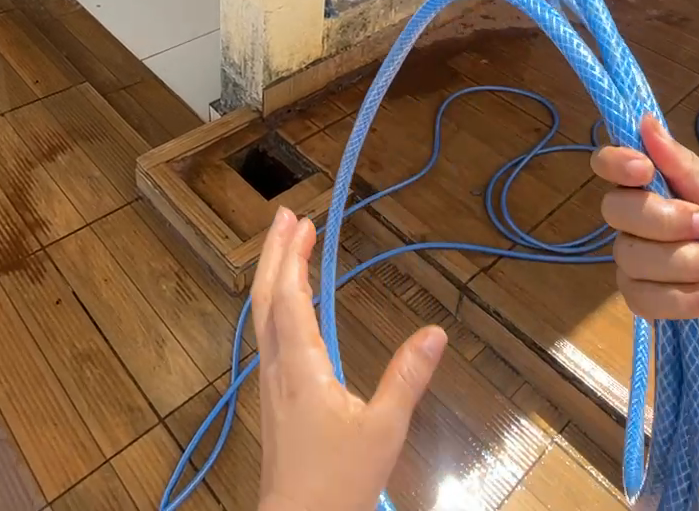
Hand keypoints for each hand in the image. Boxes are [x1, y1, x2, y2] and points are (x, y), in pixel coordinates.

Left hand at [251, 206, 446, 510]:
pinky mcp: (275, 397)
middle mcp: (277, 365)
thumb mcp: (383, 431)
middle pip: (266, 298)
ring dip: (274, 275)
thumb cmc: (338, 482)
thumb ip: (406, 378)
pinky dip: (279, 302)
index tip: (300, 220)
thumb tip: (435, 331)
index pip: (289, 297)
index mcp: (300, 365)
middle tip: (285, 216)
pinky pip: (271, 333)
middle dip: (275, 254)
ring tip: (288, 248)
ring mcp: (271, 382)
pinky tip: (292, 304)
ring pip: (264, 315)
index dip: (292, 256)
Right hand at [592, 114, 698, 396]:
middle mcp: (636, 221)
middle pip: (614, 209)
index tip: (644, 170)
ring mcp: (636, 263)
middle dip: (664, 220)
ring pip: (631, 256)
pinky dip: (685, 297)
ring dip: (686, 262)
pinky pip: (642, 296)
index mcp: (654, 187)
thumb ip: (684, 166)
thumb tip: (646, 120)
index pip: (610, 165)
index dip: (616, 163)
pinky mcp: (643, 301)